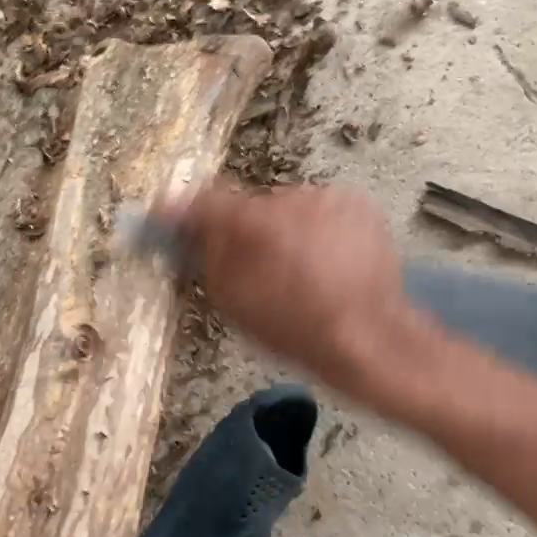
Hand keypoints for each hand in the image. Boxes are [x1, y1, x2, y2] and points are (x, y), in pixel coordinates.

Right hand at [149, 181, 440, 396]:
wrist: (370, 339)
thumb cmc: (294, 330)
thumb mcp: (232, 302)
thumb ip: (204, 254)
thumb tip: (181, 224)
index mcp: (251, 224)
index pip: (202, 201)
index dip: (182, 210)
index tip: (167, 218)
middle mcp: (287, 198)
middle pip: (251, 208)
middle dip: (248, 231)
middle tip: (257, 267)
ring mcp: (326, 197)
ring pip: (290, 209)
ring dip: (287, 230)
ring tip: (304, 271)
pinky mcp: (358, 203)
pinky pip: (323, 211)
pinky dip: (320, 230)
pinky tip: (330, 262)